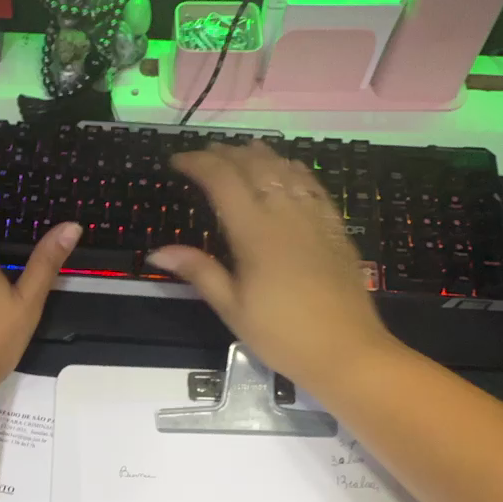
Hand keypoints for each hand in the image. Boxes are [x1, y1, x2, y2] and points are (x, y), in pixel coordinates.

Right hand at [148, 142, 400, 393]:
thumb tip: (158, 252)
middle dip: (225, 154)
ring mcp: (314, 217)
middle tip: (204, 155)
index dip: (198, 164)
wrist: (344, 349)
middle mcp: (285, 213)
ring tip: (241, 152)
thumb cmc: (281, 335)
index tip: (177, 161)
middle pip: (254, 166)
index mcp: (255, 232)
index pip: (222, 180)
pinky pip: (311, 184)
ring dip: (259, 155)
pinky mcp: (333, 227)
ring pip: (285, 169)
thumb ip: (199, 271)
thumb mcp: (232, 308)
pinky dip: (292, 169)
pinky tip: (286, 170)